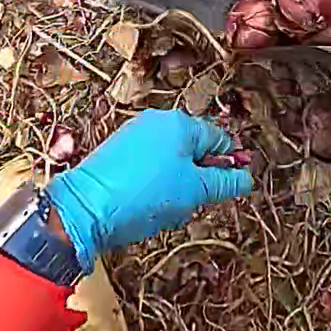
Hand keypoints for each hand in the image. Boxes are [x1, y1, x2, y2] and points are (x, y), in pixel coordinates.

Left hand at [46, 109, 251, 269]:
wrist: (83, 210)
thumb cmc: (144, 195)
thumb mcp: (194, 191)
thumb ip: (225, 182)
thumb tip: (246, 179)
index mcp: (180, 123)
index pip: (219, 139)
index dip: (228, 163)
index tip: (229, 186)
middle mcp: (158, 121)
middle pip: (194, 148)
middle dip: (199, 176)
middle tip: (193, 200)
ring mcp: (135, 134)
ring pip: (172, 158)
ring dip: (178, 182)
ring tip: (166, 206)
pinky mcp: (117, 151)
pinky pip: (150, 163)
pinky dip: (156, 182)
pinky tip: (147, 204)